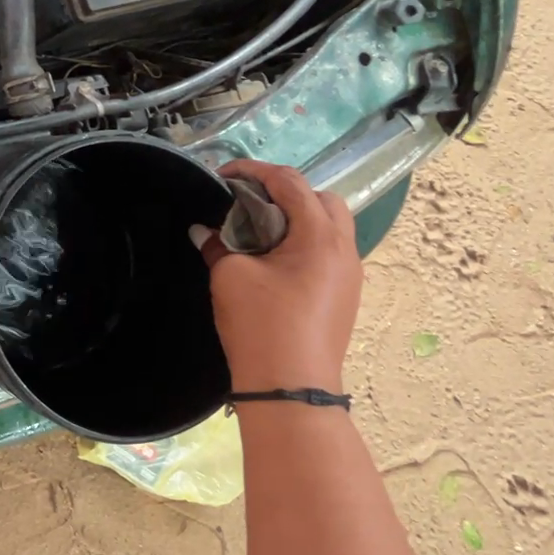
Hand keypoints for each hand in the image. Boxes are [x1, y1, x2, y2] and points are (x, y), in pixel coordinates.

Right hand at [198, 160, 361, 394]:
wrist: (289, 383)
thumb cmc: (261, 321)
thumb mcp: (229, 274)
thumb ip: (218, 242)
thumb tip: (204, 230)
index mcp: (320, 238)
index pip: (291, 183)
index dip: (254, 171)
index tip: (220, 176)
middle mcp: (344, 250)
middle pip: (322, 199)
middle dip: (283, 190)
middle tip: (245, 198)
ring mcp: (348, 274)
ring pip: (329, 225)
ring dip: (295, 215)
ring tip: (255, 225)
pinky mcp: (343, 293)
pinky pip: (326, 249)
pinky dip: (300, 238)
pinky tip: (270, 255)